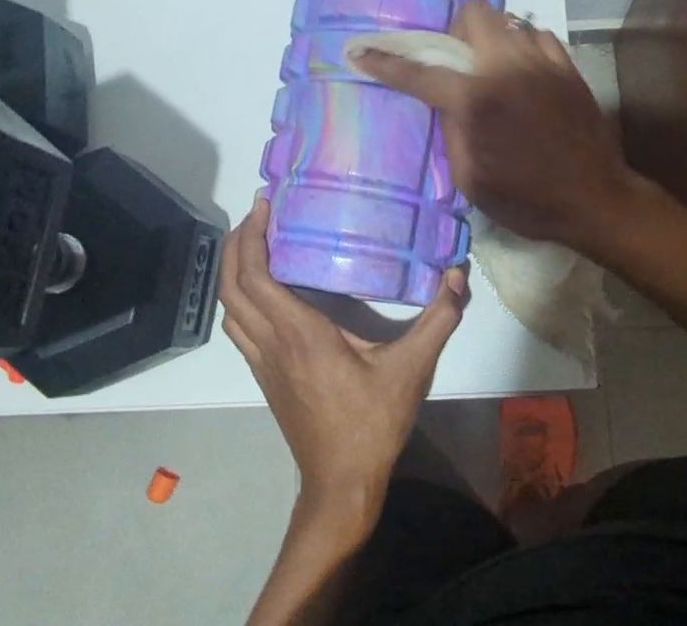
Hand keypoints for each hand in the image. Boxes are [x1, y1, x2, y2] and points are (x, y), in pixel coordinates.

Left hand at [218, 198, 467, 506]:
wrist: (341, 482)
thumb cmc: (372, 423)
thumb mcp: (412, 369)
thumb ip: (438, 320)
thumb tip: (457, 275)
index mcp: (301, 333)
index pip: (256, 276)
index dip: (252, 236)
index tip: (264, 204)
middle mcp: (272, 342)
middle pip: (232, 285)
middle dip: (236, 243)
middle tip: (258, 213)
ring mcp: (263, 362)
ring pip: (229, 307)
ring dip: (233, 270)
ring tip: (256, 243)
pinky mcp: (265, 376)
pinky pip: (239, 327)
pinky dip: (240, 298)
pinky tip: (265, 290)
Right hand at [353, 0, 639, 250]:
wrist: (595, 200)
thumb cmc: (528, 199)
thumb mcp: (472, 179)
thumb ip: (452, 132)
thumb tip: (445, 102)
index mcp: (477, 101)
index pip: (421, 73)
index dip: (386, 64)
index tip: (361, 54)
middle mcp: (509, 69)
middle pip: (474, 14)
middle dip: (457, 31)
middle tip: (457, 63)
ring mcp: (544, 63)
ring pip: (509, 21)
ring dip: (493, 40)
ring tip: (494, 71)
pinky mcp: (569, 68)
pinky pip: (539, 36)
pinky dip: (524, 48)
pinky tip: (524, 76)